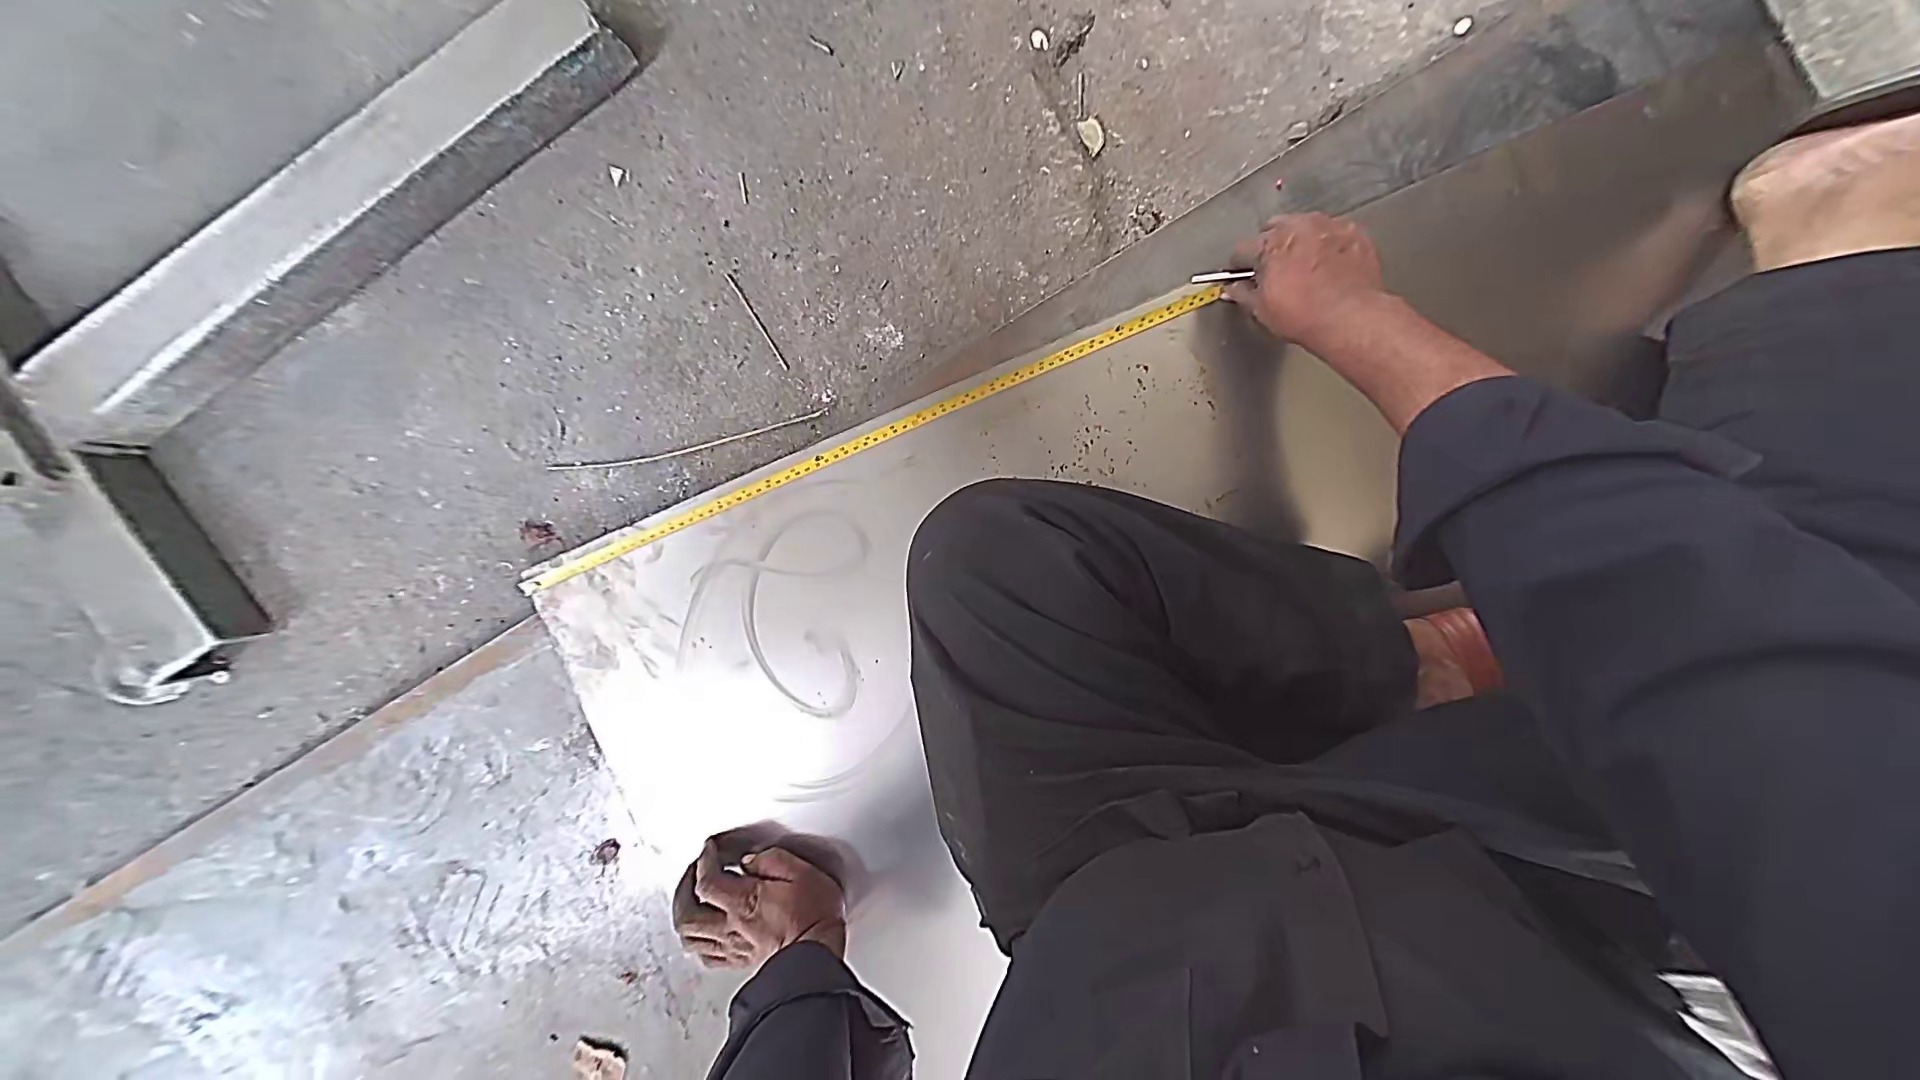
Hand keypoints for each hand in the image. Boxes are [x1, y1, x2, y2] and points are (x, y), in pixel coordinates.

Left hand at [674, 837, 847, 970]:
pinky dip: (699, 940)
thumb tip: (751, 860)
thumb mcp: (802, 871)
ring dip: (686, 915)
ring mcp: (734, 947)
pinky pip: (707, 956)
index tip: (709, 849)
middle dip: (684, 890)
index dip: (703, 862)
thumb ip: (773, 859)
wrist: (820, 956)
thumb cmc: (815, 916)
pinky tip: (709, 930)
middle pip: (686, 915)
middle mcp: (732, 927)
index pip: (706, 882)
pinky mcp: (741, 961)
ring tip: (694, 900)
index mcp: (745, 902)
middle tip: (694, 872)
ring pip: (691, 938)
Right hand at [1223, 213, 1388, 350]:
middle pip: (1274, 228)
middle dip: (1270, 246)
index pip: (1242, 249)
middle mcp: (1298, 227)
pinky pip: (1332, 232)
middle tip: (1273, 270)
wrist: (1349, 316)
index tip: (1243, 276)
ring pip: (1304, 225)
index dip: (1239, 265)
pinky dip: (1326, 244)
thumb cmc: (1302, 315)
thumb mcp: (1261, 310)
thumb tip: (1232, 289)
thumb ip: (1243, 294)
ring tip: (1303, 265)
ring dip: (1299, 240)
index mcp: (1269, 245)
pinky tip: (1328, 265)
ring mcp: (1329, 226)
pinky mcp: (1354, 232)